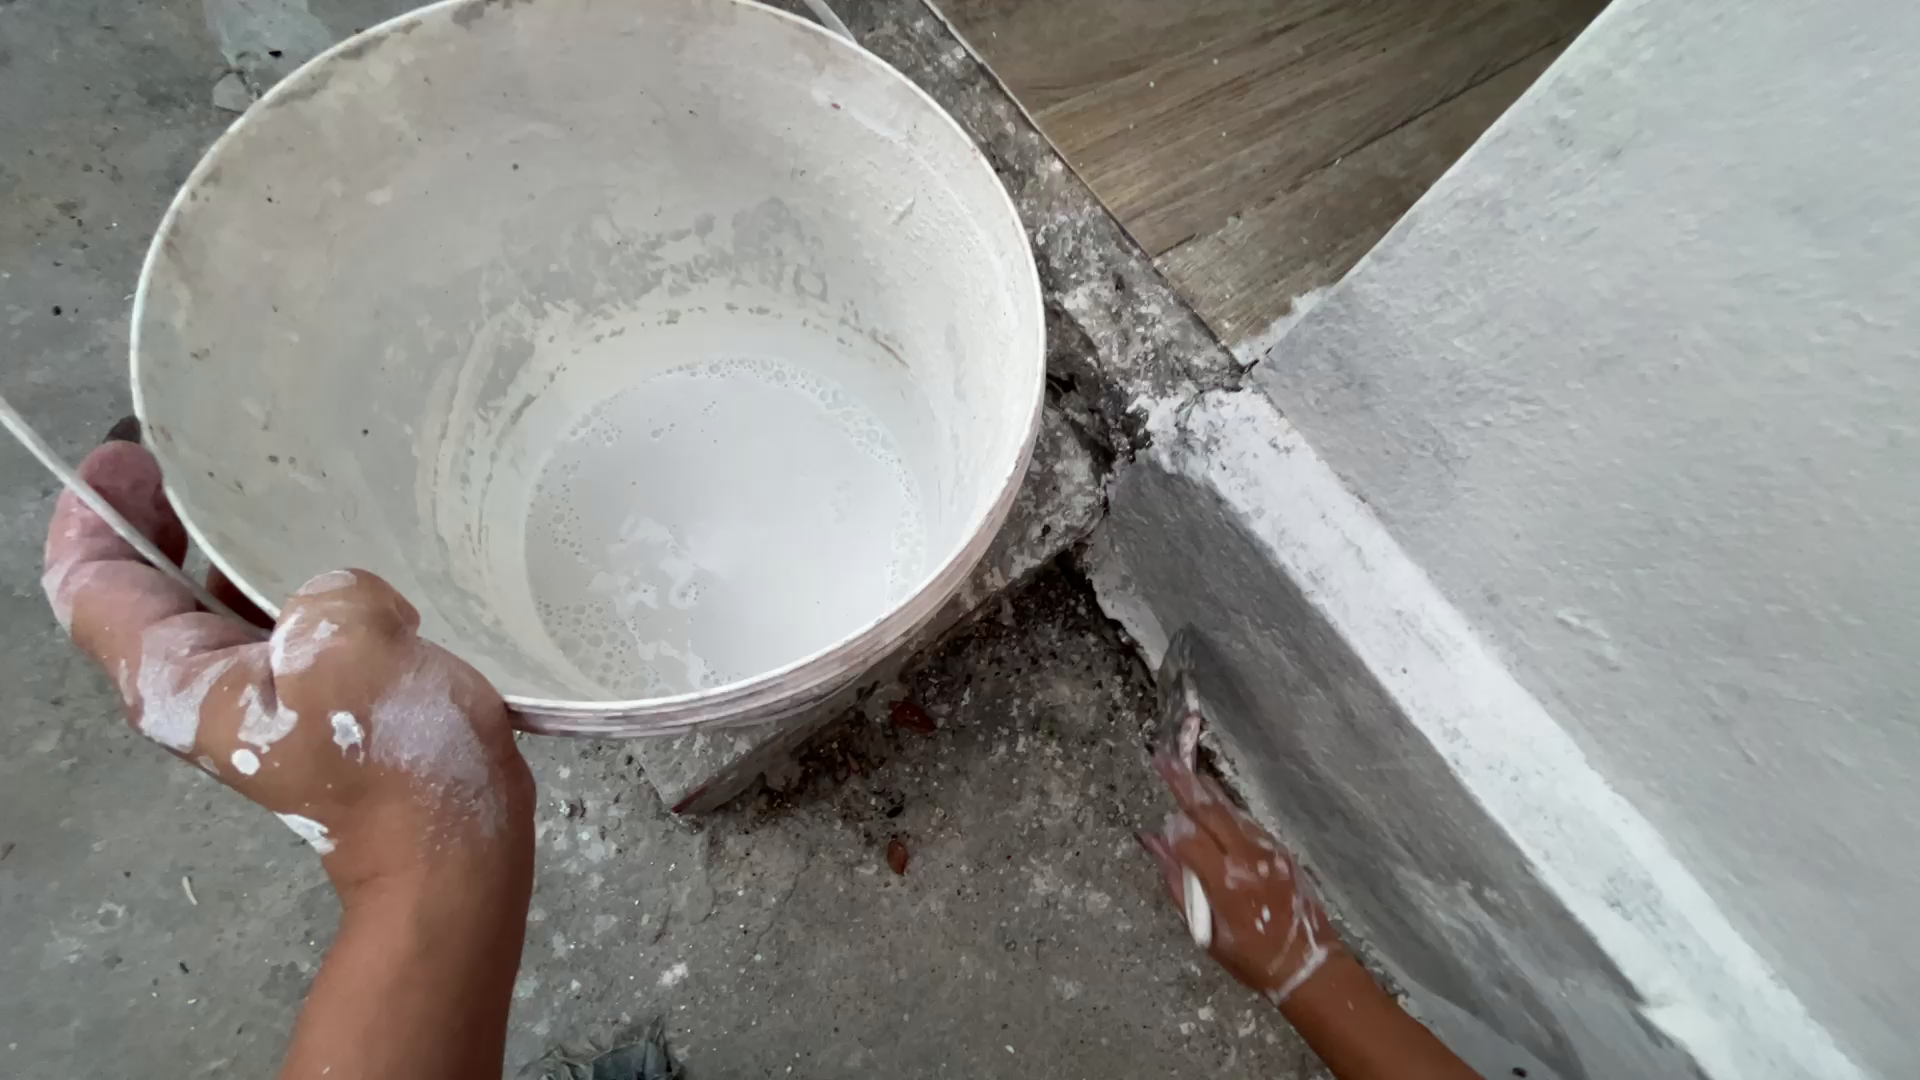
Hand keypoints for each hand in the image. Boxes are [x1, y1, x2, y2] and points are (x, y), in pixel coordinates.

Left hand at [42, 437, 534, 906]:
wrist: (449, 832)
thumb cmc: (390, 750)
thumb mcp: (351, 648)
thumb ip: (331, 593)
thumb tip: (347, 591)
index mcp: (183, 680)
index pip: (97, 589)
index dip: (96, 517)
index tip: (129, 455)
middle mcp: (213, 689)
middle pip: (158, 595)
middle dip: (171, 525)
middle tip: (216, 463)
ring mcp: (277, 699)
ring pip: (238, 610)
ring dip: (251, 555)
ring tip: (298, 502)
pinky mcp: (336, 703)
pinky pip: (304, 628)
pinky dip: (314, 587)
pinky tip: (369, 565)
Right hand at [1140, 753, 1338, 1003]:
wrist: (1309, 966)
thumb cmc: (1250, 957)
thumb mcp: (1204, 930)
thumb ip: (1176, 882)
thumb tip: (1152, 843)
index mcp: (1226, 883)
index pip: (1190, 837)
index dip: (1173, 829)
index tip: (1163, 826)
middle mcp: (1248, 858)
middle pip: (1210, 810)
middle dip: (1184, 782)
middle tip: (1163, 758)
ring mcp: (1268, 850)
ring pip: (1230, 810)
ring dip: (1205, 790)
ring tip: (1183, 769)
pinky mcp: (1280, 849)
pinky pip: (1246, 822)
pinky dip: (1225, 809)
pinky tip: (1212, 802)